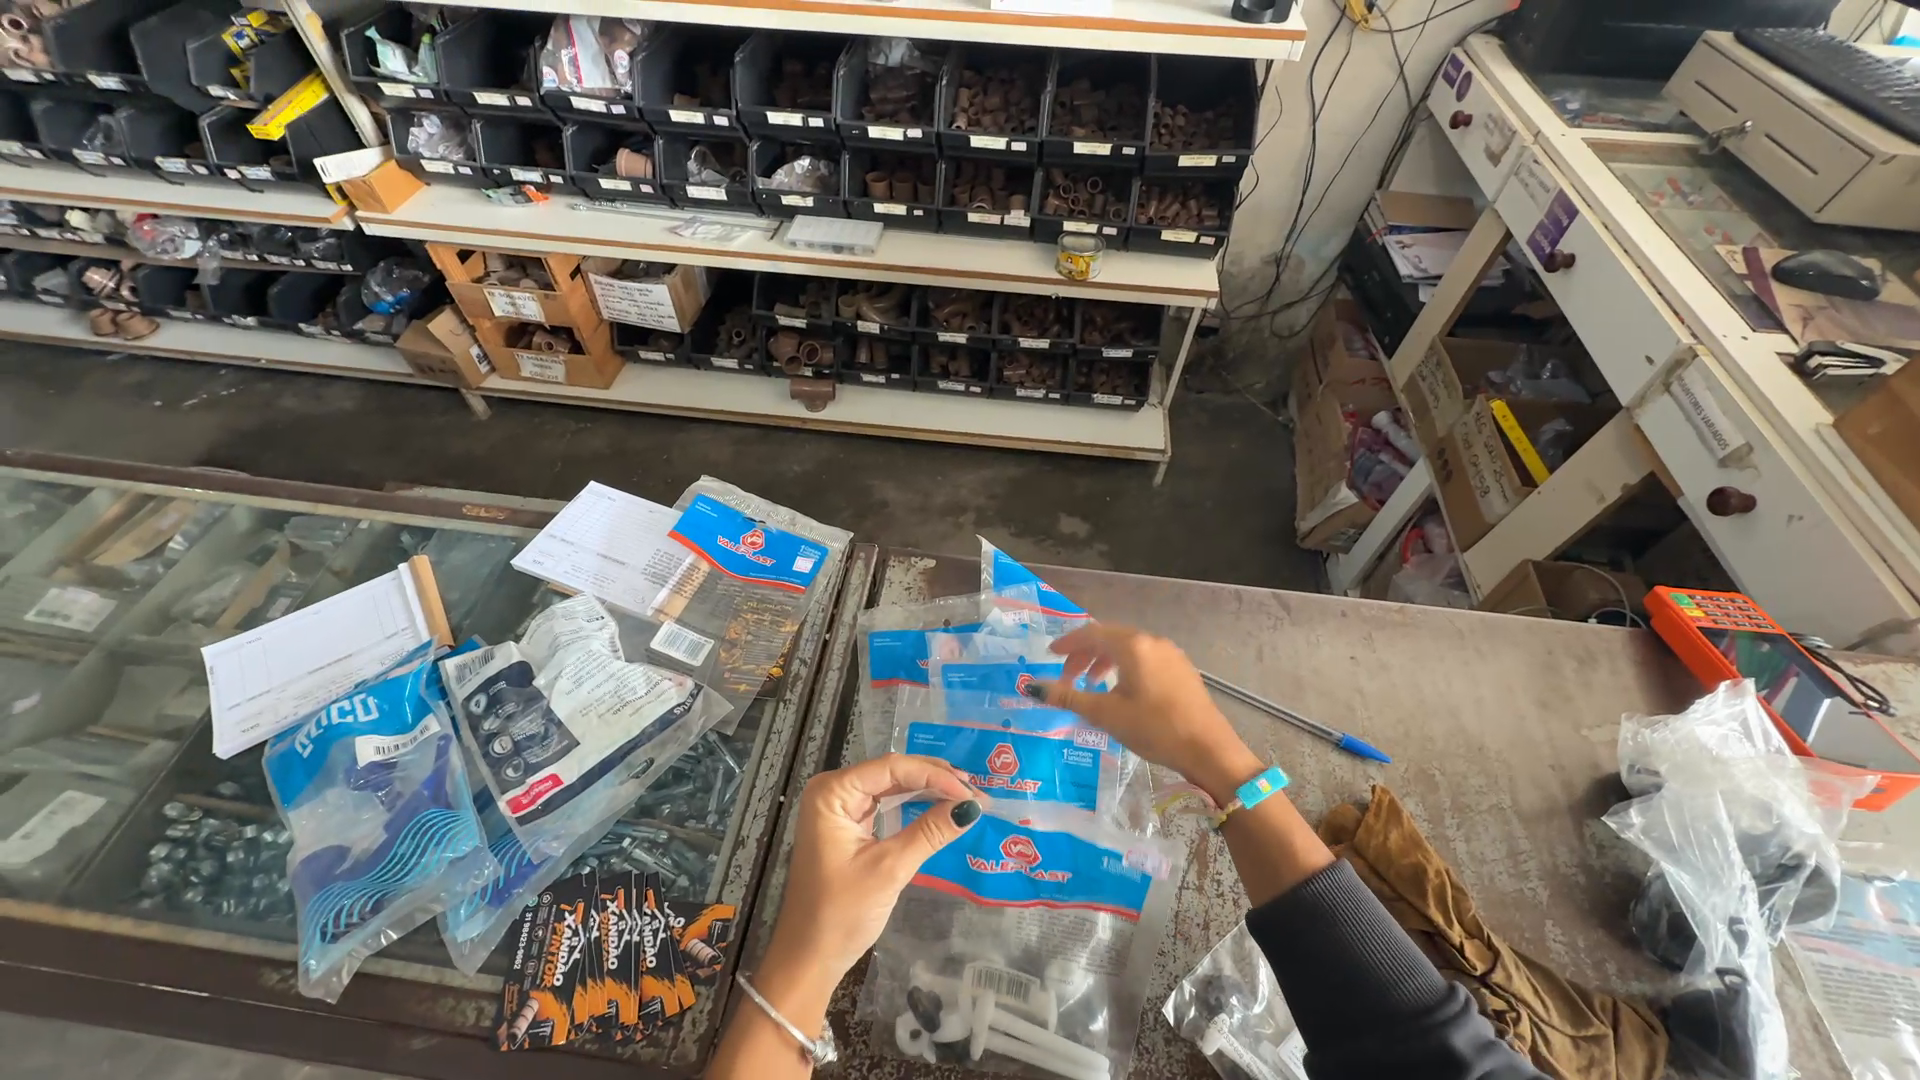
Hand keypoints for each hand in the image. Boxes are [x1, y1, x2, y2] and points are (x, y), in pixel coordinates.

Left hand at [763, 754, 982, 986]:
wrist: (809, 957)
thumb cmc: (841, 914)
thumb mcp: (889, 869)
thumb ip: (930, 832)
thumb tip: (972, 807)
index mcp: (832, 792)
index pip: (891, 768)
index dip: (934, 775)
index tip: (971, 792)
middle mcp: (833, 790)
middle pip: (892, 772)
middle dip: (934, 779)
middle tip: (975, 791)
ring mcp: (839, 807)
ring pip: (891, 786)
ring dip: (927, 790)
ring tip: (965, 796)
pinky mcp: (848, 825)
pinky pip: (885, 804)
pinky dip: (913, 805)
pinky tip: (940, 806)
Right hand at [1028, 623, 1260, 802]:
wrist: (1209, 749)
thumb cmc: (1154, 728)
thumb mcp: (1106, 714)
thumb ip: (1069, 697)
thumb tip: (1033, 687)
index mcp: (1132, 645)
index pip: (1091, 633)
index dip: (1067, 644)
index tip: (1050, 656)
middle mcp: (1152, 641)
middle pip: (1110, 638)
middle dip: (1084, 655)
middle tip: (1067, 678)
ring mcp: (1171, 654)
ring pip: (1128, 649)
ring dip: (1104, 662)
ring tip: (1092, 685)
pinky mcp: (1182, 670)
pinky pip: (1145, 659)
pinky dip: (1125, 668)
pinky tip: (1122, 691)